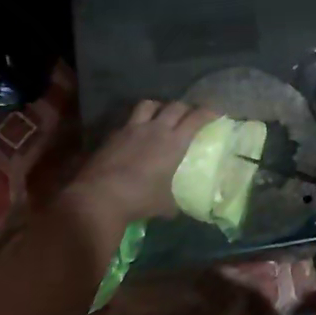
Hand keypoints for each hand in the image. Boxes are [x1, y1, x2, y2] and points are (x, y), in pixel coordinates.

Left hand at [60, 100, 216, 231]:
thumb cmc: (140, 199)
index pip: (195, 119)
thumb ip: (173, 203)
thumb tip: (174, 209)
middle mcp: (155, 129)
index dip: (207, 112)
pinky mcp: (113, 135)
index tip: (215, 112)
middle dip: (186, 107)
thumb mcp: (164, 205)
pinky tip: (136, 133)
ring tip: (161, 114)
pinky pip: (129, 120)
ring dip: (159, 106)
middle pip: (174, 106)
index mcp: (174, 143)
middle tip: (190, 115)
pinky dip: (137, 121)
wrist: (100, 196)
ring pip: (149, 104)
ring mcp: (132, 129)